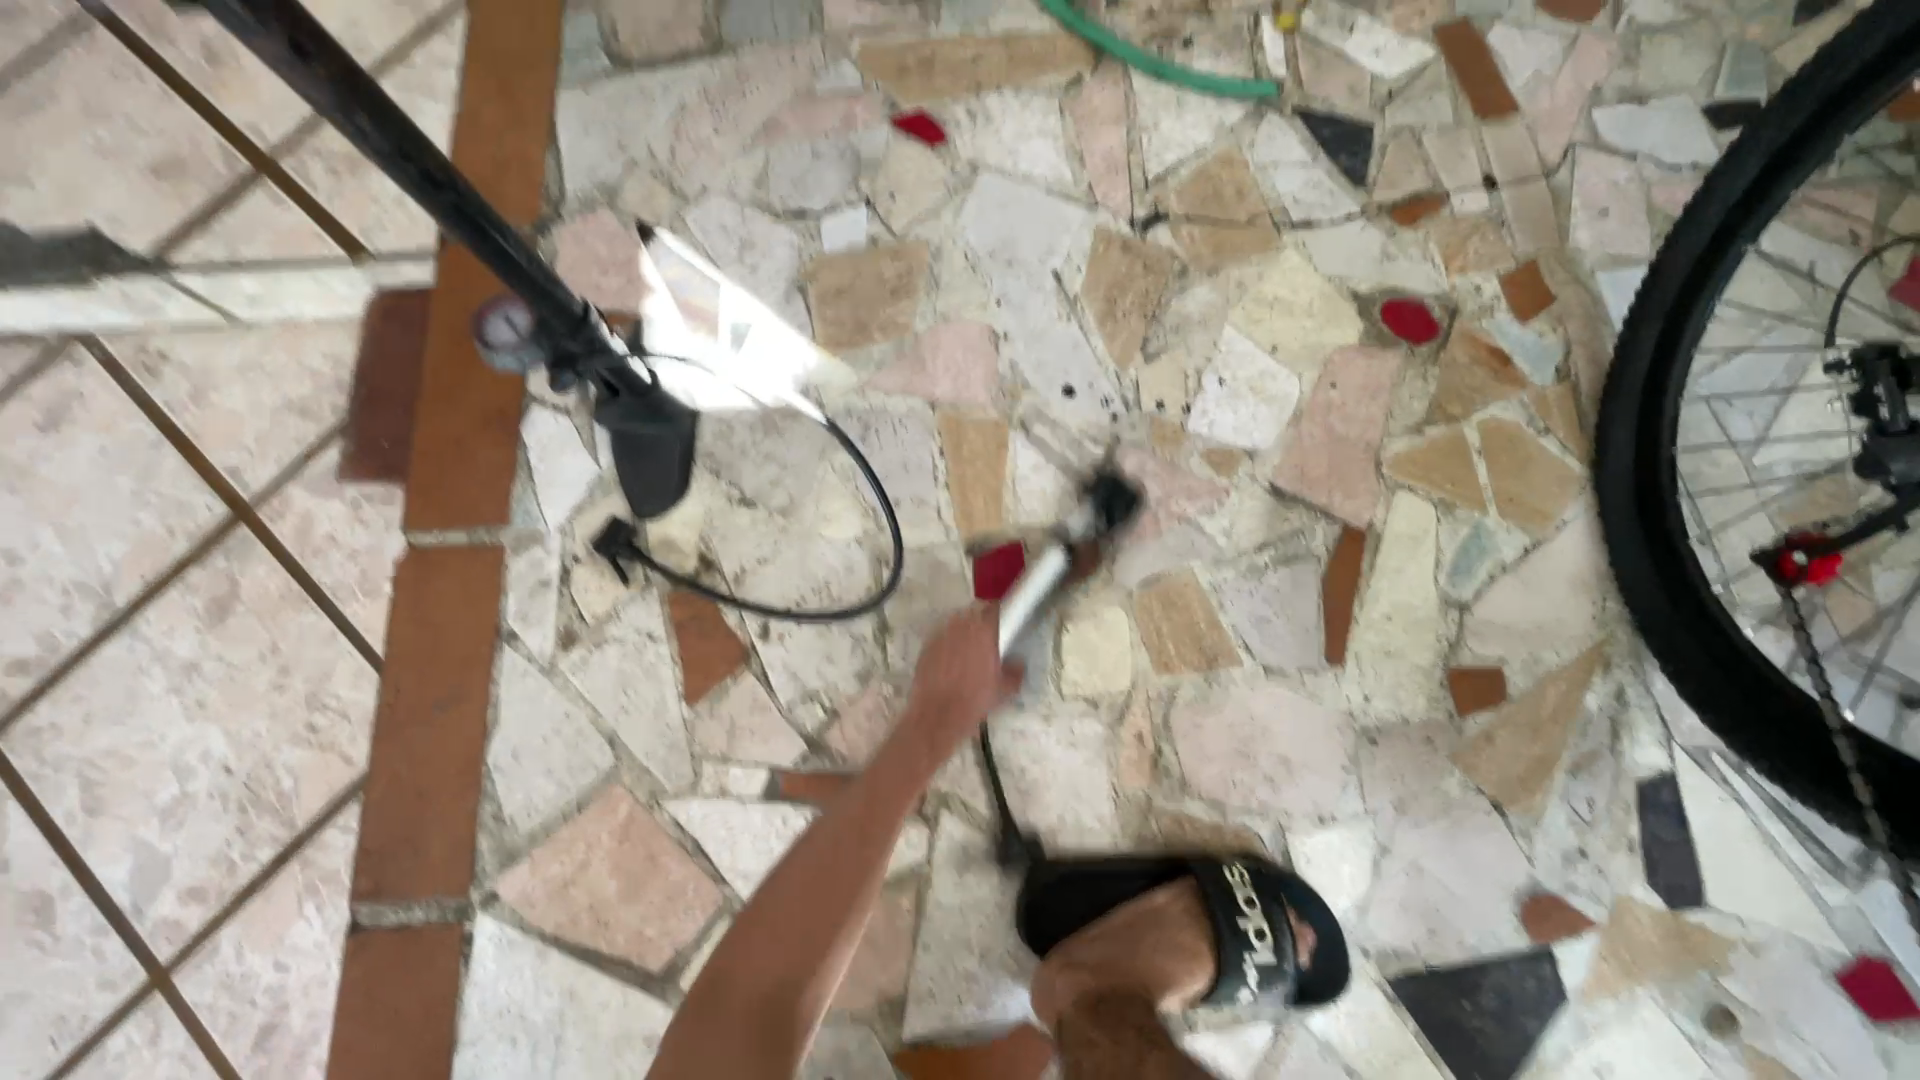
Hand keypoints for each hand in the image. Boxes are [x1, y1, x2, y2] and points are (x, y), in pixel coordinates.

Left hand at [903, 605, 1025, 751]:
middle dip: (982, 619)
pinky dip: (948, 640)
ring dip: (964, 627)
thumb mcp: (1004, 690)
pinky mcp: (926, 646)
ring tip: (969, 644)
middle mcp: (961, 626)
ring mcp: (941, 634)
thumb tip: (1018, 663)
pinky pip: (941, 635)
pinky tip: (951, 656)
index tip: (1004, 619)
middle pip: (974, 611)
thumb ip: (1015, 671)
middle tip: (988, 634)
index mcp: (984, 632)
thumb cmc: (974, 701)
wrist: (937, 715)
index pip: (994, 608)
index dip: (1000, 611)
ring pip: (956, 621)